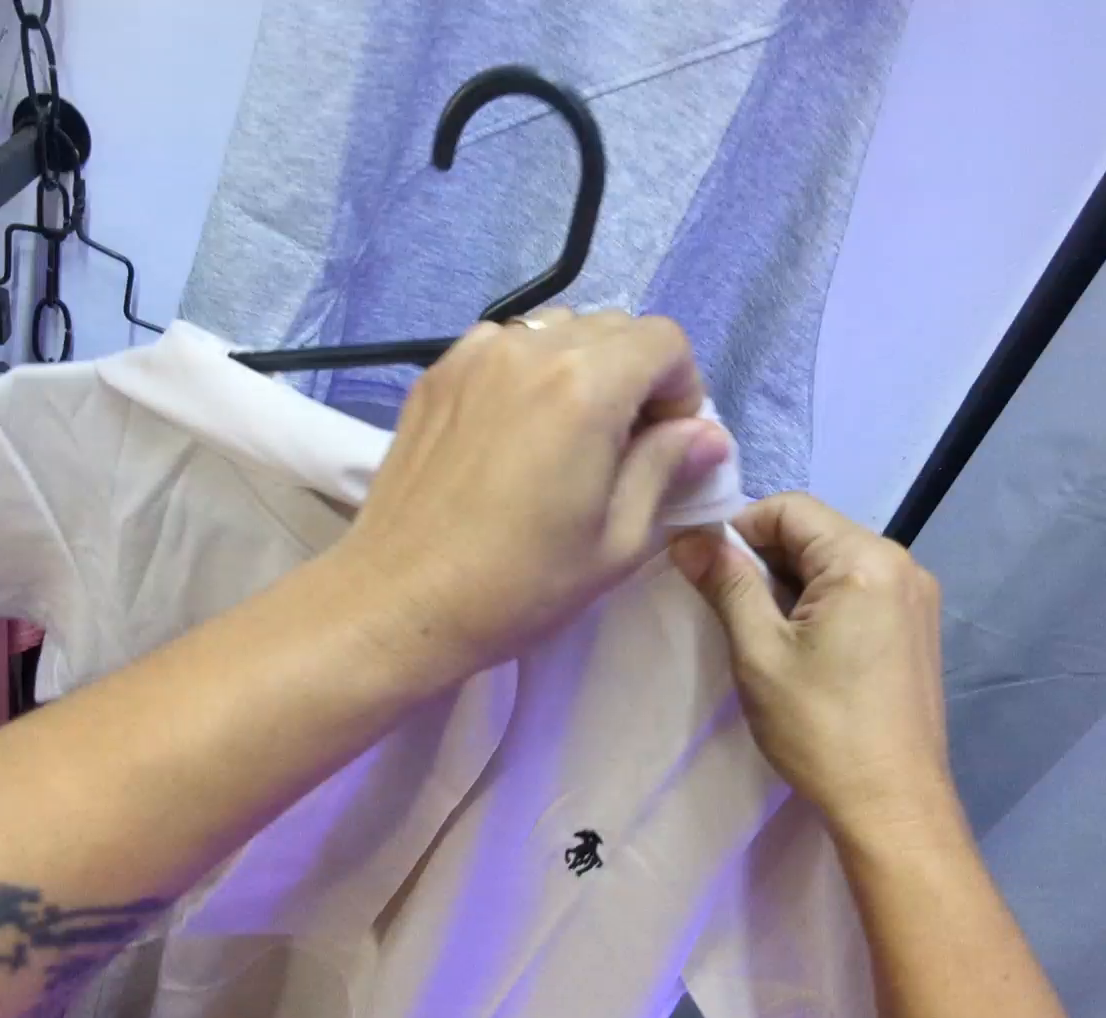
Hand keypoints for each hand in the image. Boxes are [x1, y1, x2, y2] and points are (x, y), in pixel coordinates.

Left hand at [339, 308, 730, 678]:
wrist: (398, 600)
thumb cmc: (518, 585)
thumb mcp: (616, 540)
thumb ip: (666, 468)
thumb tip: (707, 434)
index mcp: (585, 384)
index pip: (664, 339)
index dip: (682, 388)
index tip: (665, 443)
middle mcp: (529, 348)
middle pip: (613, 328)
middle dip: (635, 377)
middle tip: (619, 447)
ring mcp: (472, 354)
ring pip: (556, 331)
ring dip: (581, 369)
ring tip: (563, 436)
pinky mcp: (435, 374)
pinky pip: (503, 348)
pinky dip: (527, 373)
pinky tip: (511, 432)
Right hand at [669, 494, 959, 843]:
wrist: (892, 807)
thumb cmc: (819, 727)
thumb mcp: (758, 650)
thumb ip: (725, 582)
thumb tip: (686, 537)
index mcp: (865, 560)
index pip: (788, 508)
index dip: (738, 529)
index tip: (708, 572)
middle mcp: (901, 565)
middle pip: (812, 532)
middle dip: (762, 559)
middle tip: (731, 609)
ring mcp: (914, 597)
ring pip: (830, 561)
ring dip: (787, 583)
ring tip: (763, 634)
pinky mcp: (914, 627)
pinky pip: (853, 589)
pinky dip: (816, 602)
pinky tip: (800, 647)